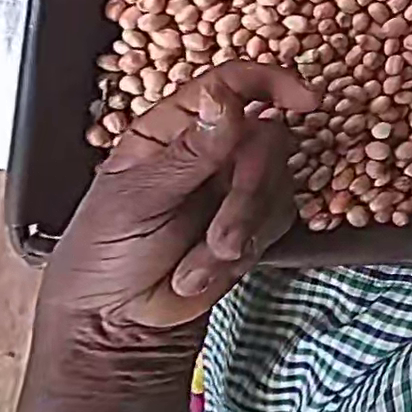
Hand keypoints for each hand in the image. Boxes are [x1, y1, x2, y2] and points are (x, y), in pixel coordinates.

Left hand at [31, 61, 319, 396]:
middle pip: (267, 138)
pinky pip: (281, 217)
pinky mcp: (259, 218)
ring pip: (278, 181)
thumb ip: (190, 151)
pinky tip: (209, 269)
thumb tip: (225, 98)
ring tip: (202, 263)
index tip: (307, 100)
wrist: (118, 329)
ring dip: (245, 228)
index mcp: (173, 130)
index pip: (230, 84)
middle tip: (222, 236)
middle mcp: (213, 148)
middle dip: (249, 191)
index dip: (272, 82)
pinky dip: (249, 247)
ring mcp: (238, 183)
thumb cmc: (105, 257)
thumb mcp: (137, 201)